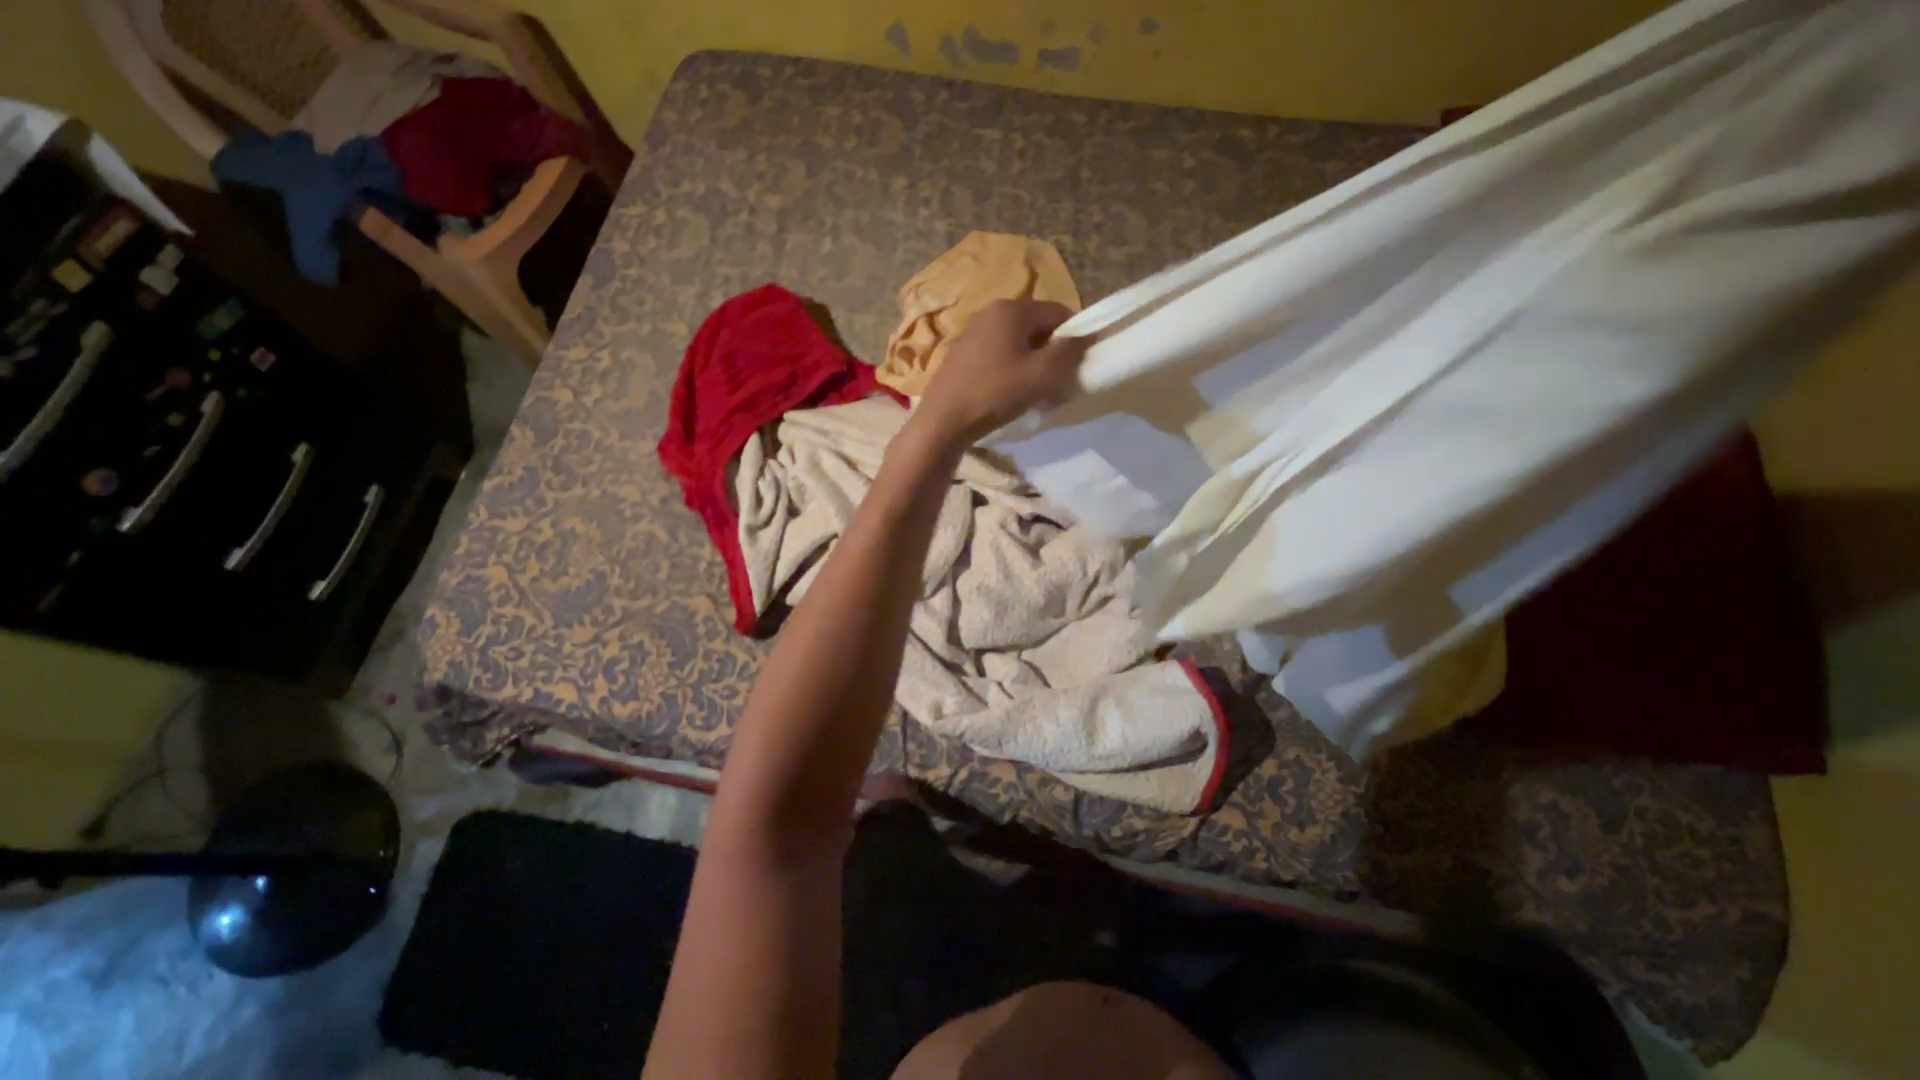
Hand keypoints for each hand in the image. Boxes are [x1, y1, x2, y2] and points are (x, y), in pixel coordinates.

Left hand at [911, 300, 1086, 446]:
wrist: (943, 420)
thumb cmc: (996, 392)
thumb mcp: (1042, 374)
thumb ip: (1068, 352)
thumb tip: (1084, 336)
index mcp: (1012, 309)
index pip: (1059, 312)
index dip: (1075, 335)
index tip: (1077, 363)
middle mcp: (991, 311)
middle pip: (1037, 324)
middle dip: (1052, 349)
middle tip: (1057, 380)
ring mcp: (973, 330)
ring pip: (1018, 340)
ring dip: (1032, 360)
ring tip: (1034, 389)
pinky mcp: (962, 351)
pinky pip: (999, 351)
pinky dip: (1011, 366)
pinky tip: (1009, 390)